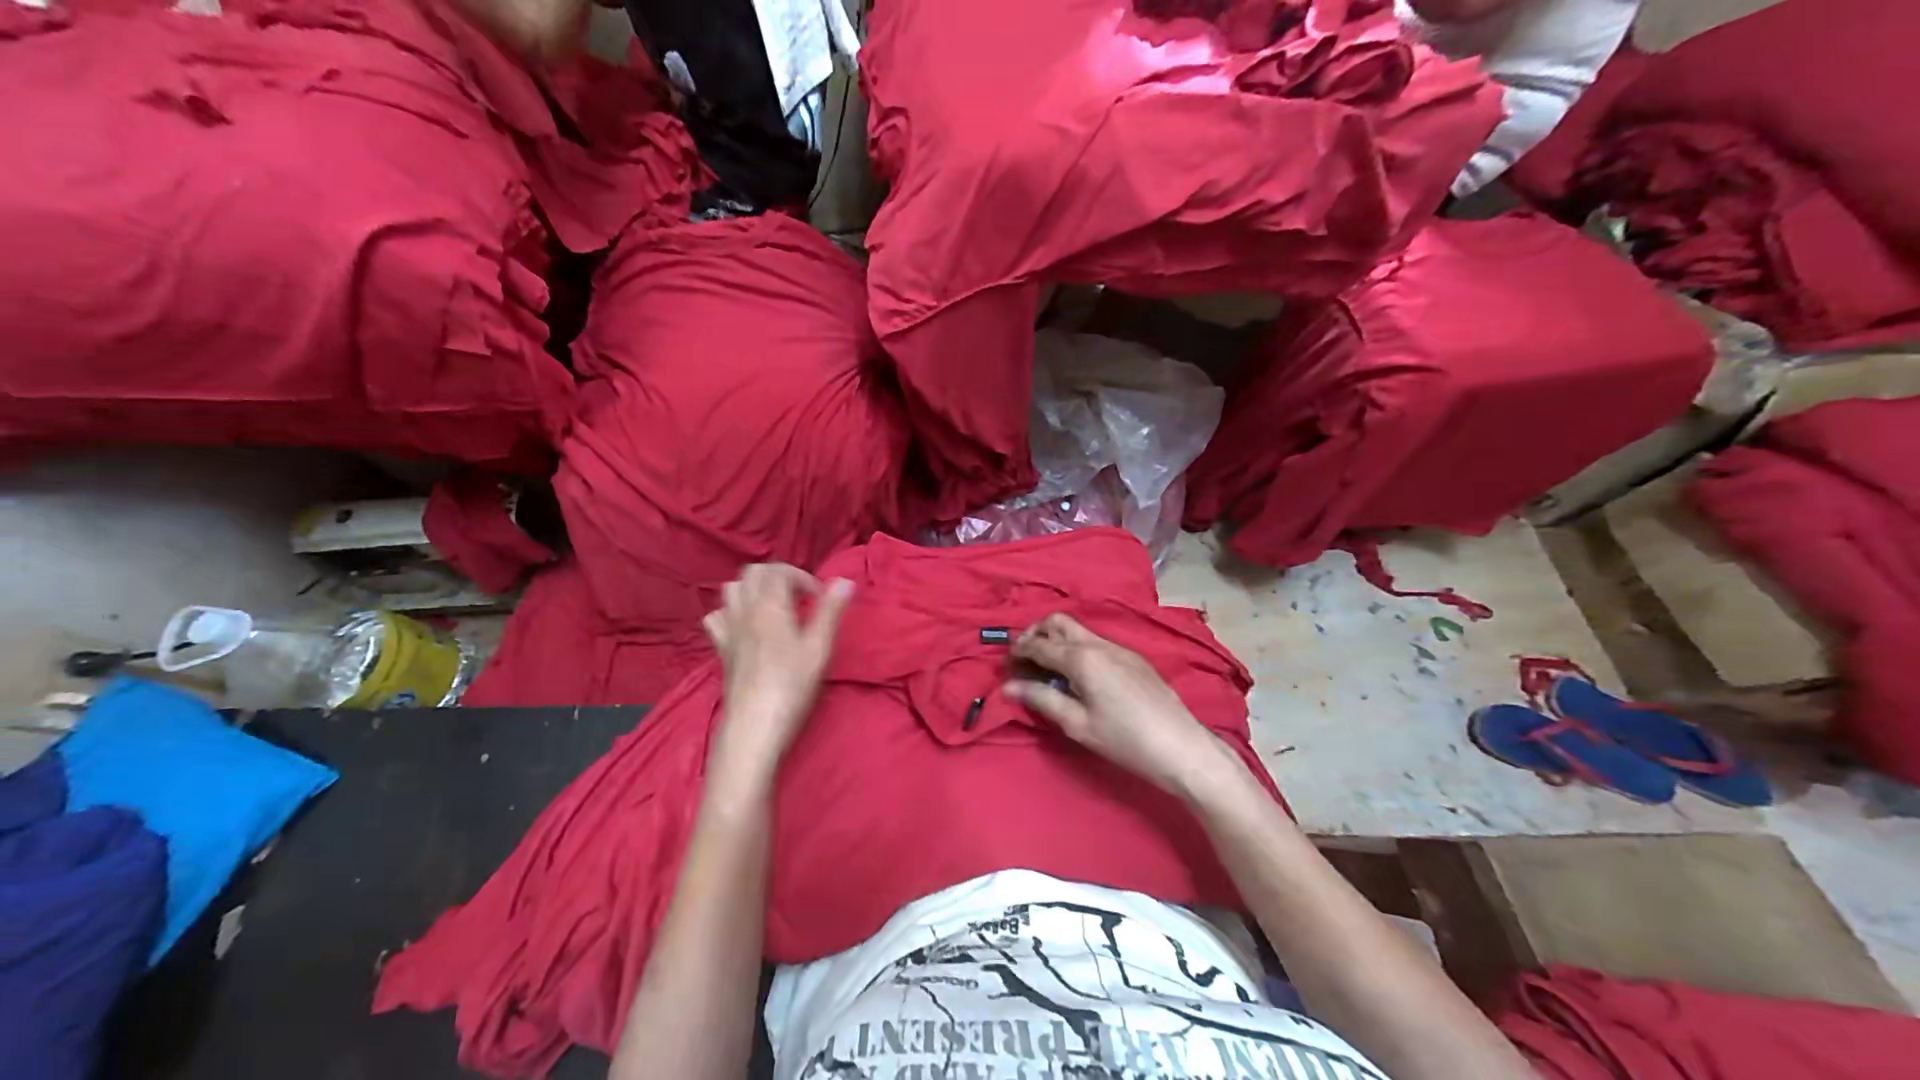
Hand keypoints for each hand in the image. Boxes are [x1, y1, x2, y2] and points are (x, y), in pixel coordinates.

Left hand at [702, 564, 853, 787]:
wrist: (753, 727)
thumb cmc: (791, 686)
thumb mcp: (819, 648)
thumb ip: (830, 611)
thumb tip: (845, 581)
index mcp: (770, 605)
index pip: (779, 570)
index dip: (802, 577)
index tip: (819, 599)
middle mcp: (744, 610)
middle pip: (753, 572)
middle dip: (777, 576)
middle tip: (799, 597)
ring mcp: (728, 629)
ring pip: (732, 589)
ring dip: (754, 589)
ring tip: (775, 607)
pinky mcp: (721, 649)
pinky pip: (717, 617)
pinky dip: (731, 612)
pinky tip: (746, 627)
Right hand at [1004, 613, 1247, 799]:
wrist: (1182, 747)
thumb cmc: (1125, 740)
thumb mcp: (1077, 725)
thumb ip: (1042, 699)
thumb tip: (1009, 686)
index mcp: (1081, 657)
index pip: (1038, 645)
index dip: (1017, 653)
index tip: (1005, 667)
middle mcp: (1099, 643)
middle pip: (1058, 622)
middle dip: (1035, 634)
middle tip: (1025, 659)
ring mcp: (1120, 648)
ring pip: (1078, 630)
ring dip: (1057, 640)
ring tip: (1048, 669)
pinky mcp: (1134, 658)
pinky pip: (1096, 641)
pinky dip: (1077, 648)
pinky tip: (1078, 675)